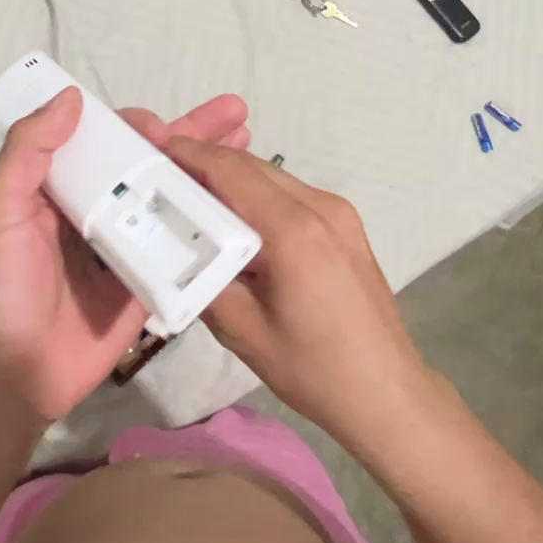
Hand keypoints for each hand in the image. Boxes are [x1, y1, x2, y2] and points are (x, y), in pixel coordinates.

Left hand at [0, 88, 251, 421]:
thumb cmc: (2, 286)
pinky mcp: (151, 279)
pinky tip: (247, 207)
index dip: (139, 127)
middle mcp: (101, 209)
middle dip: (194, 135)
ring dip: (212, 170)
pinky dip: (216, 224)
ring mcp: (131, 244)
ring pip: (176, 197)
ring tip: (250, 142)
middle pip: (153, 162)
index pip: (109, 142)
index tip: (163, 126)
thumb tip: (73, 98)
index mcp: (65, 187)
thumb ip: (26, 153)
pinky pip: (186, 245)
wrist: (17, 369)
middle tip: (234, 113)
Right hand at [164, 137, 436, 446]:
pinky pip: (293, 195)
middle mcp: (322, 209)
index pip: (233, 173)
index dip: (192, 155)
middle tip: (165, 171)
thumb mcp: (243, 332)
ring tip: (194, 193)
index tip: (156, 150)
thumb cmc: (314, 368)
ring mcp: (340, 215)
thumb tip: (176, 253)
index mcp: (294, 231)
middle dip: (208, 162)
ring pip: (275, 178)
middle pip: (255, 168)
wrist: (386, 392)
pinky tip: (237, 219)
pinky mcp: (347, 227)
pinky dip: (259, 196)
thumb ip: (205, 282)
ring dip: (234, 178)